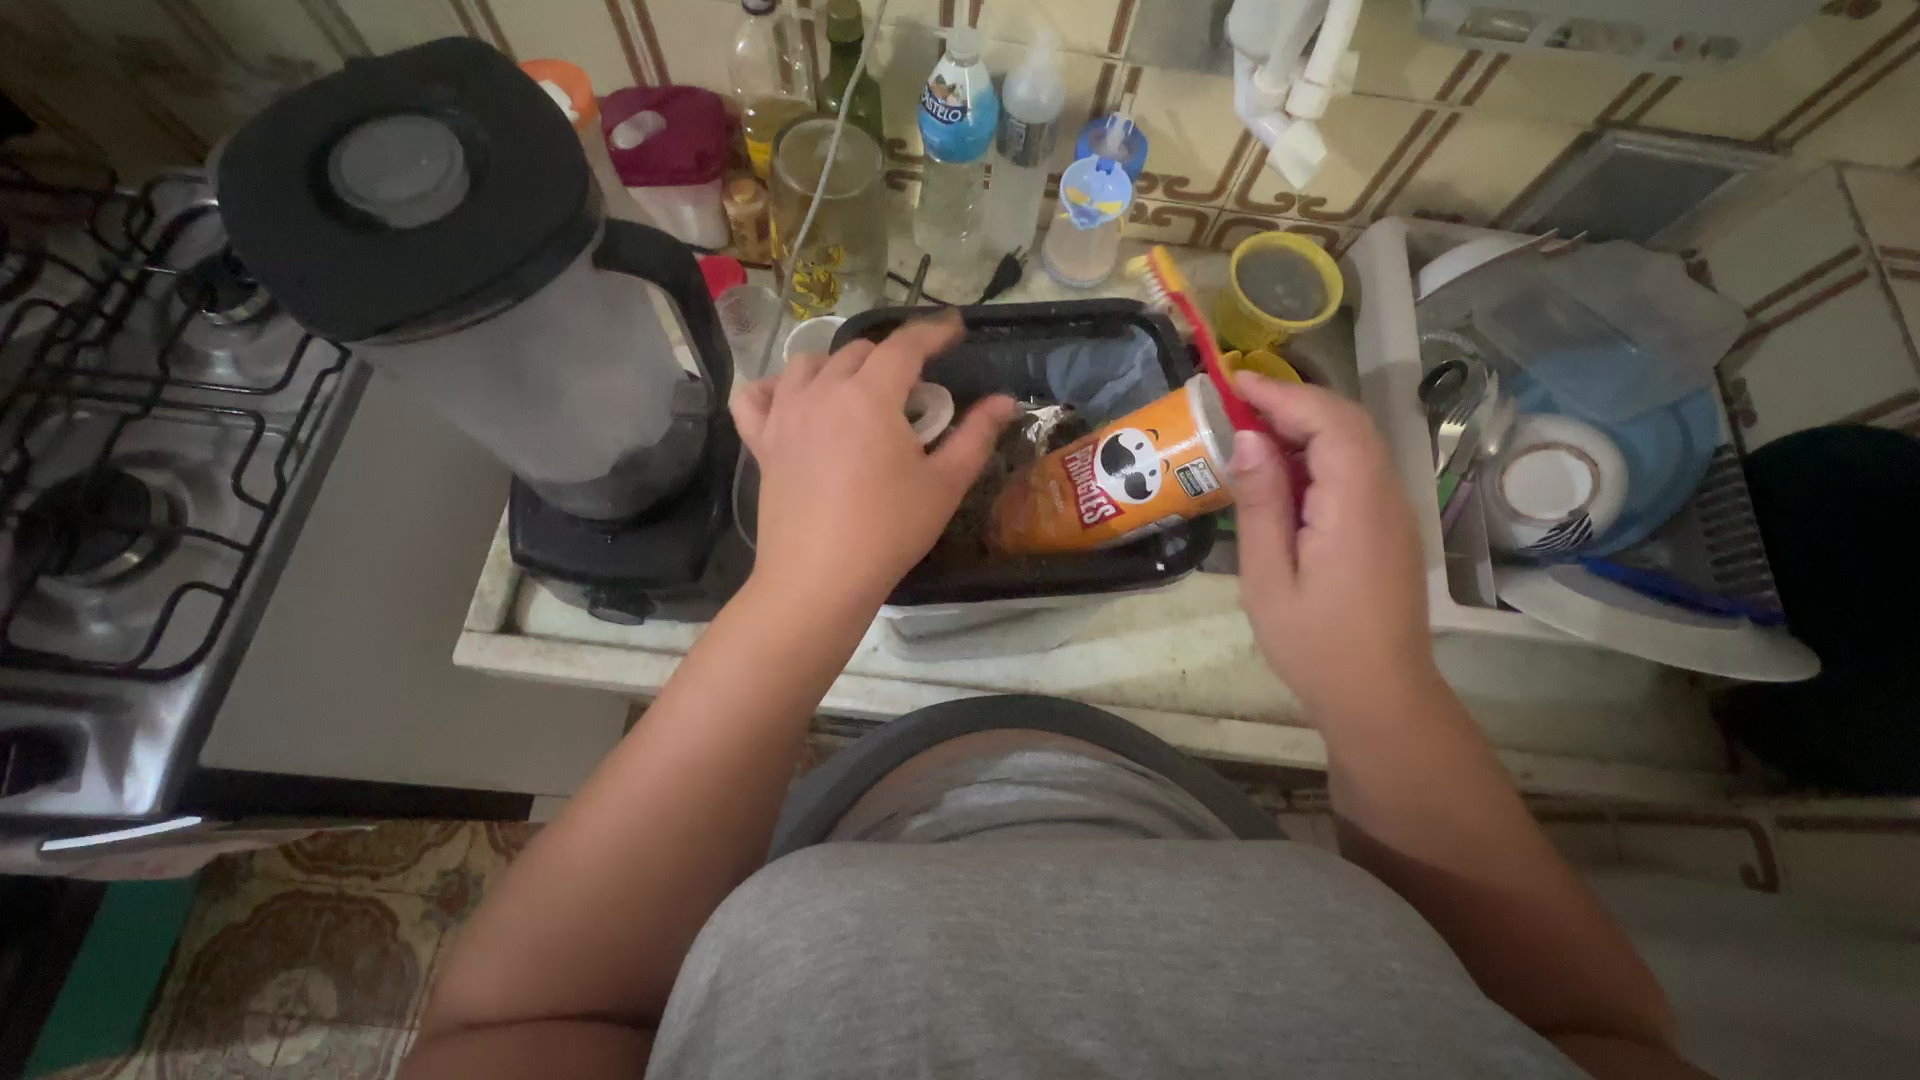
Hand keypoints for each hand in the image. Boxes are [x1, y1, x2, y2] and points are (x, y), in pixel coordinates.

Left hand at [732, 311, 1017, 606]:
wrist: (819, 579)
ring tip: (859, 390)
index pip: (905, 345)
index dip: (934, 332)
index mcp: (870, 396)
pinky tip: (792, 401)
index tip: (954, 329)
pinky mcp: (762, 443)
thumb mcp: (945, 484)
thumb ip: (976, 435)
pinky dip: (773, 389)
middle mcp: (822, 392)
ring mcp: (785, 415)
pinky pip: (756, 397)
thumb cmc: (889, 531)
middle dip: (891, 357)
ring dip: (839, 365)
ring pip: (808, 364)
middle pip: (859, 351)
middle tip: (914, 388)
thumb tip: (1005, 401)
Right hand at [1227, 372, 1439, 716]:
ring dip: (1306, 426)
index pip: (1329, 422)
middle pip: (1348, 423)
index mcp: (1355, 505)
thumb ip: (1260, 504)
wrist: (1380, 695)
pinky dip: (1319, 454)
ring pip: (1356, 443)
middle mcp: (1386, 495)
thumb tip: (1249, 441)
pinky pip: (1357, 470)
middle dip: (1293, 403)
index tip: (1235, 384)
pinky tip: (1284, 474)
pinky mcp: (1389, 526)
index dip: (1283, 394)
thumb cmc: (1315, 644)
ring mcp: (1393, 510)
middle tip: (1237, 406)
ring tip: (1251, 434)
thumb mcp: (1268, 578)